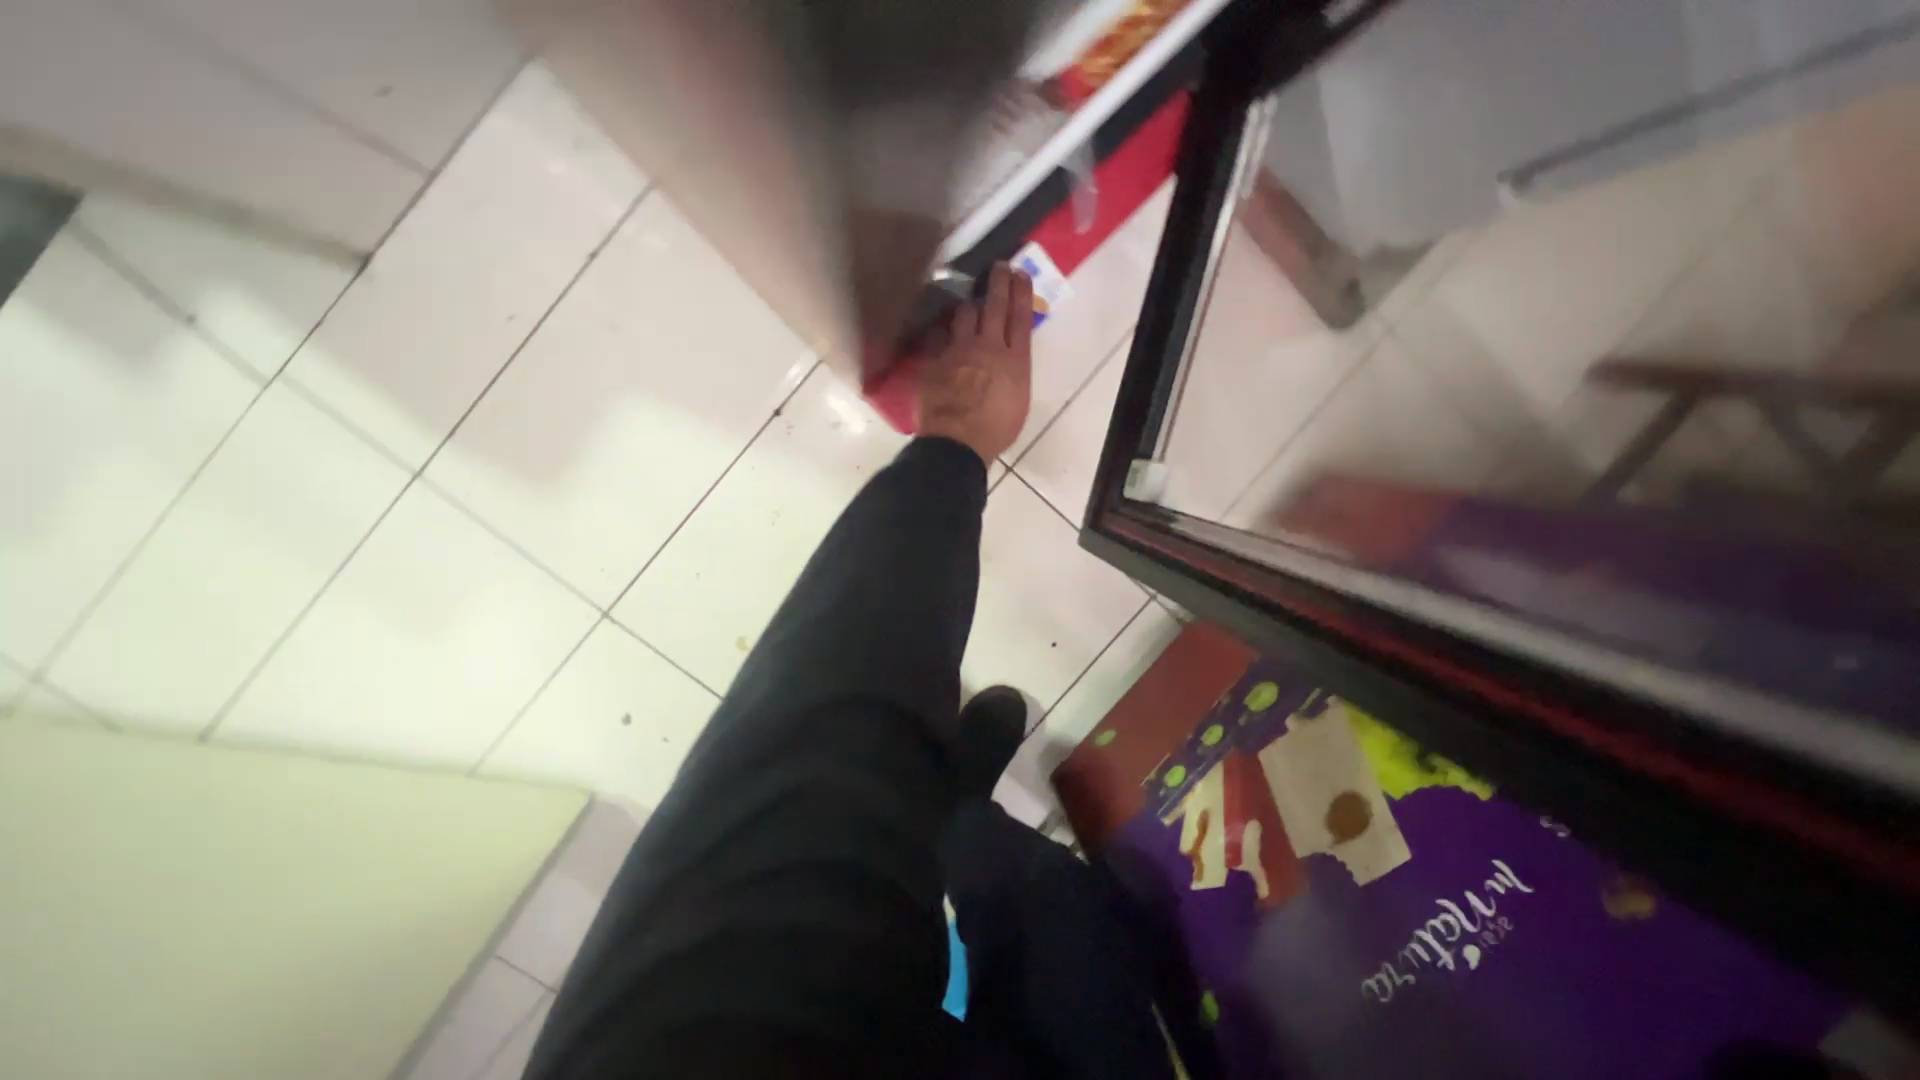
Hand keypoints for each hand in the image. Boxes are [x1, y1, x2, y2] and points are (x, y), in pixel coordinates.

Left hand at [916, 262, 1033, 465]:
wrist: (957, 442)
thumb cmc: (995, 430)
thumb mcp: (1018, 401)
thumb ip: (1013, 373)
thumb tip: (1007, 362)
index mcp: (1015, 360)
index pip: (1021, 316)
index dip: (1021, 292)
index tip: (1020, 274)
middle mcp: (988, 346)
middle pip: (994, 305)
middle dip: (998, 281)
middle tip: (999, 267)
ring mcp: (958, 349)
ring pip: (964, 313)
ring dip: (968, 304)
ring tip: (969, 301)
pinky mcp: (934, 358)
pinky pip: (937, 334)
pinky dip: (941, 328)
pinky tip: (940, 326)